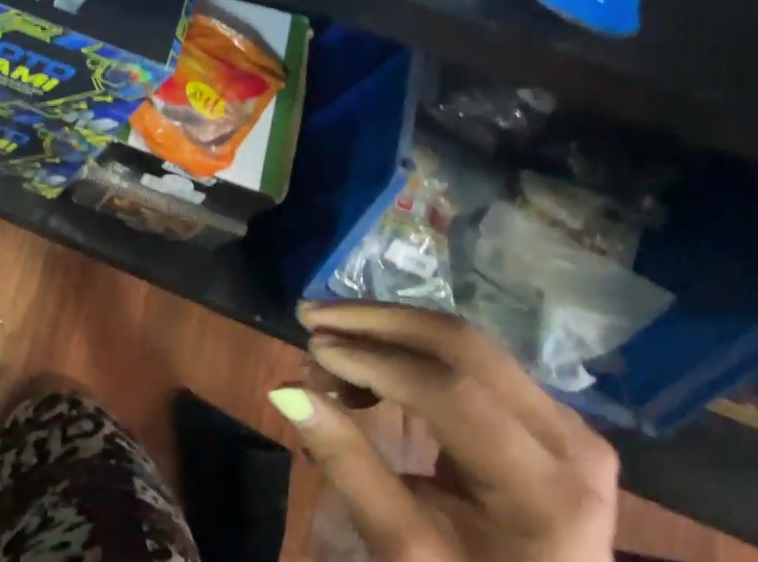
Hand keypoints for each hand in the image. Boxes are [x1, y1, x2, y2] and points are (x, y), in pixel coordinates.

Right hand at [269, 303, 618, 561]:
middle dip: (376, 323)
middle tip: (308, 316)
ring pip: (467, 345)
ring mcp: (565, 425)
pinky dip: (409, 351)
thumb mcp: (403, 547)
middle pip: (465, 349)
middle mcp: (568, 442)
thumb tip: (287, 392)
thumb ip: (348, 465)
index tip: (309, 350)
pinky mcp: (548, 418)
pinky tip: (367, 368)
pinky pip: (473, 363)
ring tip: (327, 350)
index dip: (373, 360)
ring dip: (388, 332)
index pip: (451, 392)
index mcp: (542, 490)